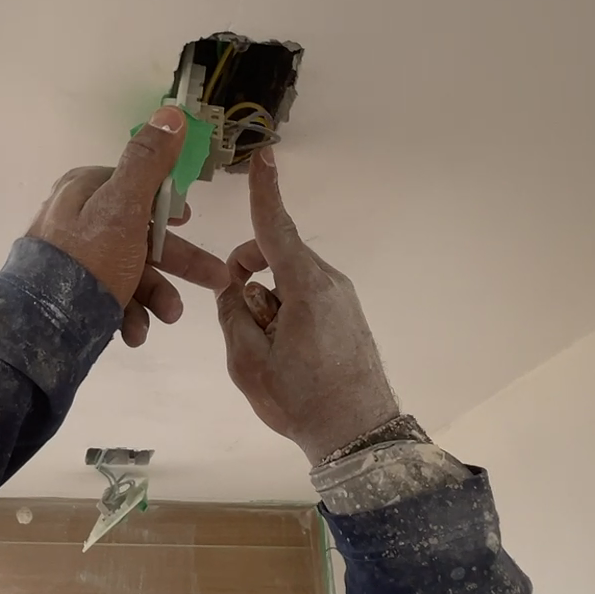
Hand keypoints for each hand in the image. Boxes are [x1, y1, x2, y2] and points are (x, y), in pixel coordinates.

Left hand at [29, 106, 229, 345]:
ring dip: (156, 296)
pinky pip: (110, 299)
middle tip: (216, 280)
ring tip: (168, 317)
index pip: (135, 187)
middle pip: (140, 235)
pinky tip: (133, 333)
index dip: (167, 205)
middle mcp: (77, 221)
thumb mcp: (124, 207)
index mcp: (85, 192)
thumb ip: (149, 163)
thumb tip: (171, 112)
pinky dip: (129, 315)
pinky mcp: (71, 295)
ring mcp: (74, 260)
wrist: (40, 328)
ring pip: (130, 272)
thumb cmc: (88, 259)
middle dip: (178, 263)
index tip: (189, 220)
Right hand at [215, 149, 399, 461]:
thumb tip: (235, 289)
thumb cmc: (302, 400)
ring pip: (288, 278)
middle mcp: (329, 282)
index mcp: (306, 288)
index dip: (266, 193)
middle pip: (276, 255)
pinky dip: (285, 308)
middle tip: (240, 318)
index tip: (264, 157)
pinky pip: (305, 294)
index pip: (277, 230)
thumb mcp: (249, 363)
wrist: (361, 436)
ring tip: (269, 348)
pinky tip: (288, 350)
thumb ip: (233, 316)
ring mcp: (342, 297)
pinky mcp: (347, 313)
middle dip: (249, 273)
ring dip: (267, 299)